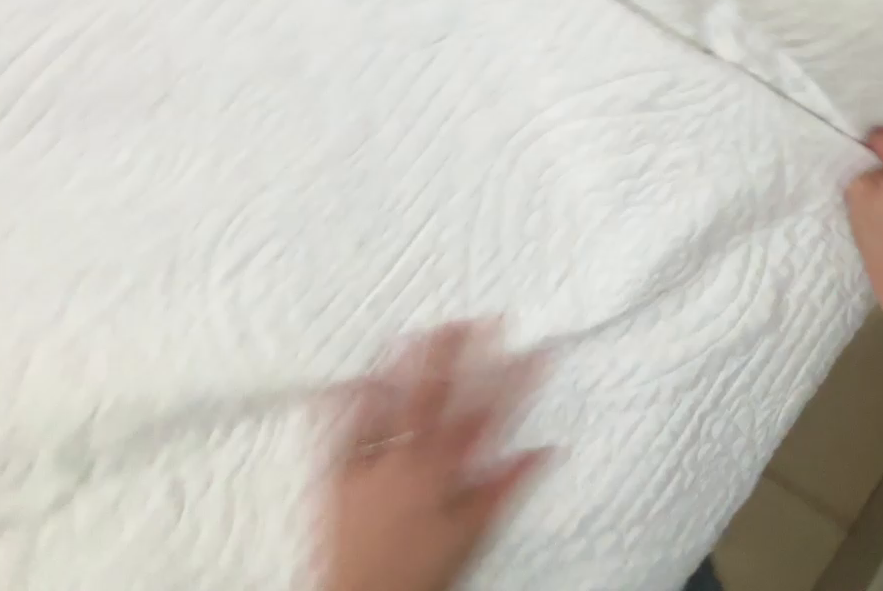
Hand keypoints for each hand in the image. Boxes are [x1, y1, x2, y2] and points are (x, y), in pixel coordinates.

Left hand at [322, 323, 550, 590]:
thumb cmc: (419, 573)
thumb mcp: (475, 530)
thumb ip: (508, 482)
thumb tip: (544, 450)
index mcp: (445, 470)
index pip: (490, 410)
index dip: (516, 376)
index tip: (535, 350)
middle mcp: (409, 460)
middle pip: (439, 393)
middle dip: (460, 351)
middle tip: (476, 318)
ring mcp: (372, 464)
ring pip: (392, 401)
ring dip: (406, 364)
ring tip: (420, 328)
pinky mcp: (338, 477)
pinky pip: (340, 431)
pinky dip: (345, 401)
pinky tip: (351, 376)